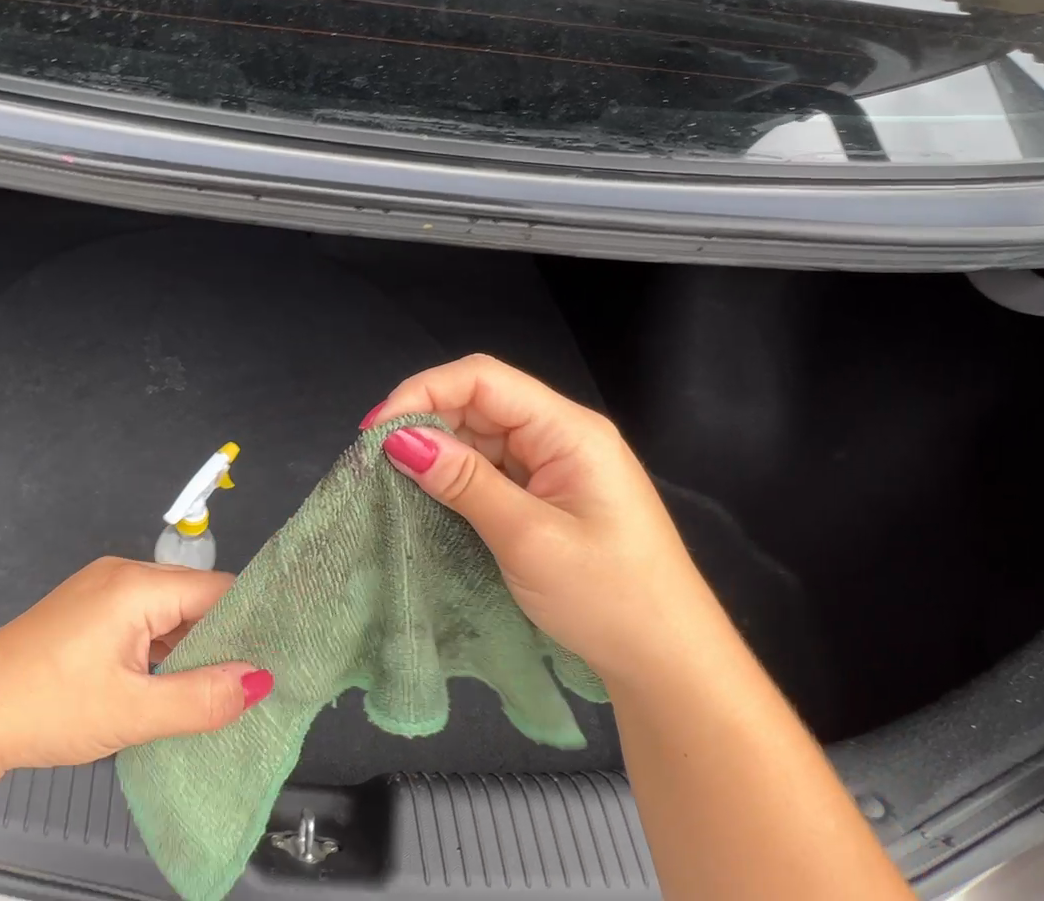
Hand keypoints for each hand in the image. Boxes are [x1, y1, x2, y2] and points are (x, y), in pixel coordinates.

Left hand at [0, 558, 272, 797]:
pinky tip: (171, 684)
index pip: (218, 591)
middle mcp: (120, 575)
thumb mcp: (133, 712)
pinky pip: (142, 620)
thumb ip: (203, 697)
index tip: (281, 660)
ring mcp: (99, 590)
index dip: (252, 624)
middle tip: (252, 686)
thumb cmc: (47, 708)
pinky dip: (162, 649)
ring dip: (190, 648)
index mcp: (135, 586)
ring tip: (216, 691)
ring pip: (168, 612)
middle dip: (222, 640)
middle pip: (195, 598)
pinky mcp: (86, 611)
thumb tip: (261, 680)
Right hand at [364, 354, 737, 687]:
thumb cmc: (609, 598)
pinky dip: (454, 477)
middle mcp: (560, 436)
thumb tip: (399, 440)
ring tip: (393, 480)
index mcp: (568, 431)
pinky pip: (488, 468)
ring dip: (436, 451)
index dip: (422, 392)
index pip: (483, 379)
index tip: (375, 431)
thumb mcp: (528, 538)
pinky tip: (427, 496)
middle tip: (377, 461)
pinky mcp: (545, 495)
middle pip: (478, 401)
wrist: (668, 663)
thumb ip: (464, 481)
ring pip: (478, 435)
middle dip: (424, 421)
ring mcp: (554, 466)